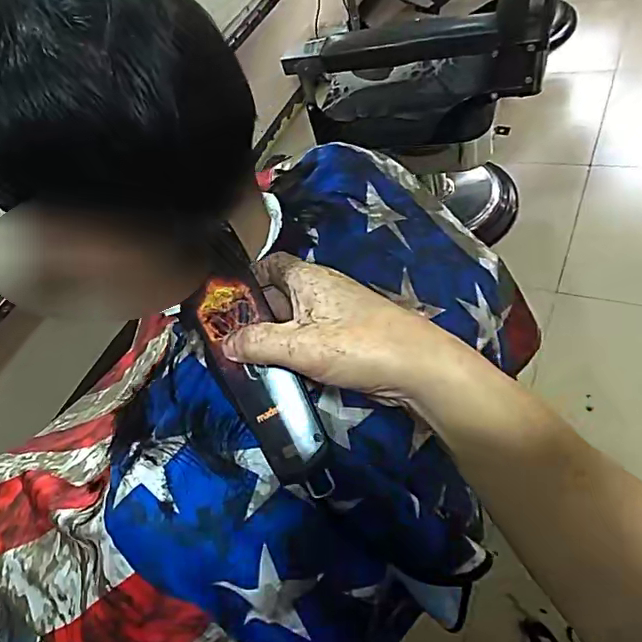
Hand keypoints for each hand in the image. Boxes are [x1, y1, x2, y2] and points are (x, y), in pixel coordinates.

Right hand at [223, 253, 479, 406]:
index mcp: (308, 278)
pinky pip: (312, 342)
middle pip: (278, 297)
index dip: (246, 281)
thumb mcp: (301, 346)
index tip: (224, 307)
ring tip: (253, 365)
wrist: (418, 367)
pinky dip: (298, 355)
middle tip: (232, 345)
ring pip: (294, 324)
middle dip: (256, 320)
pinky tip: (287, 375)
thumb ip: (259, 343)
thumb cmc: (359, 346)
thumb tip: (225, 344)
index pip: (269, 265)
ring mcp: (336, 315)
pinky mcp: (348, 339)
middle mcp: (321, 290)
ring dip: (276, 343)